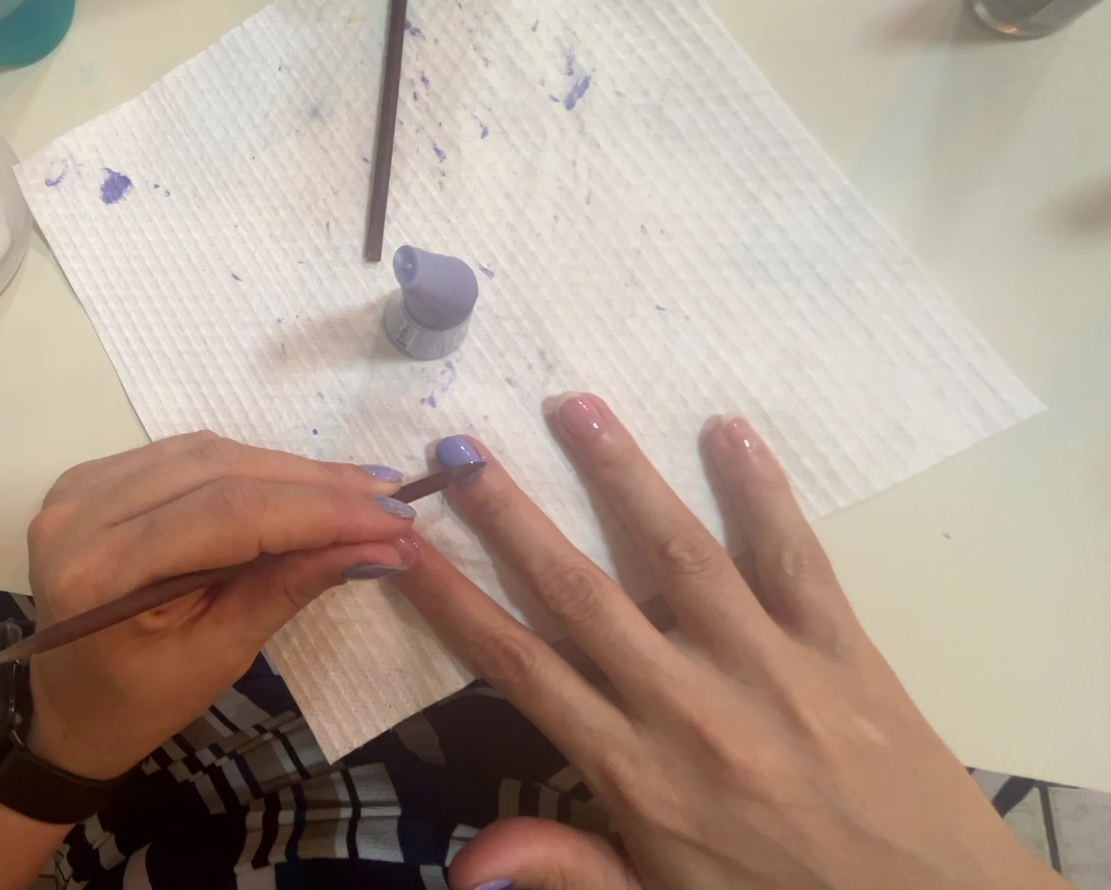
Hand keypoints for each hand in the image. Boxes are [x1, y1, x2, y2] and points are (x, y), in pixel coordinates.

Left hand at [23, 432, 421, 782]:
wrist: (65, 704)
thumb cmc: (141, 701)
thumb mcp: (221, 655)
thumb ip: (290, 585)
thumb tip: (378, 543)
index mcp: (101, 571)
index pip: (228, 515)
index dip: (319, 510)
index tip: (395, 517)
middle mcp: (79, 511)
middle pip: (217, 471)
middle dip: (313, 483)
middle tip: (387, 496)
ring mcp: (77, 485)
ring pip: (204, 452)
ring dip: (284, 468)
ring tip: (354, 487)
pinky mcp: (88, 476)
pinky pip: (180, 454)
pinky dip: (243, 465)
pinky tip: (292, 480)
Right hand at [396, 394, 1065, 889]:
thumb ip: (563, 867)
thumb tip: (460, 868)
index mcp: (631, 764)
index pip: (514, 662)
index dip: (449, 596)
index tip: (402, 538)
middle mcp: (685, 703)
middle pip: (575, 589)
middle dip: (508, 513)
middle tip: (461, 446)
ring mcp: (767, 667)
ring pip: (677, 553)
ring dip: (620, 472)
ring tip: (573, 404)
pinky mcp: (845, 652)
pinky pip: (796, 560)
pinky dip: (762, 491)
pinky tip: (728, 427)